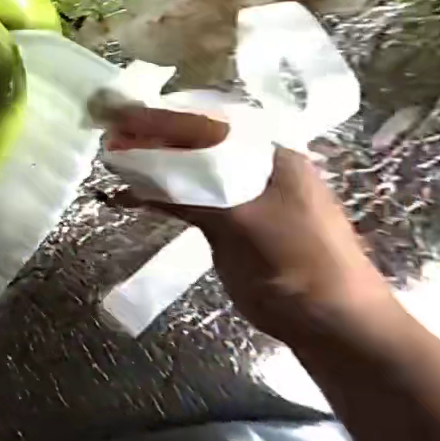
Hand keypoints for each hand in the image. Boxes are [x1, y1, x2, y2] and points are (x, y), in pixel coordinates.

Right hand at [106, 106, 399, 346]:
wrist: (331, 324)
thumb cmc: (296, 263)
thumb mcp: (243, 221)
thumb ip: (193, 191)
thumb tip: (138, 171)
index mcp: (267, 154)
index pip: (204, 126)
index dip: (159, 120)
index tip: (119, 116)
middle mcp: (252, 166)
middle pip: (192, 144)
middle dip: (149, 139)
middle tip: (108, 136)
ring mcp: (239, 195)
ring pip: (186, 171)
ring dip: (150, 167)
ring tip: (110, 161)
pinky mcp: (227, 222)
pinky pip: (186, 200)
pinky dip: (157, 197)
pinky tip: (127, 197)